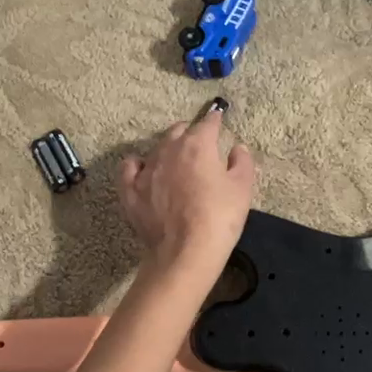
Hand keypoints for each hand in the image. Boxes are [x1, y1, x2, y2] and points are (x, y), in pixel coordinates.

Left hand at [119, 109, 255, 271]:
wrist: (186, 252)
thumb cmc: (220, 218)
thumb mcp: (242, 189)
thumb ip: (242, 162)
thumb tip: (237, 148)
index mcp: (197, 145)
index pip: (207, 124)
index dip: (214, 120)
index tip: (218, 119)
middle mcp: (169, 150)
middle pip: (179, 131)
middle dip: (190, 132)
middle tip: (199, 142)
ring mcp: (146, 170)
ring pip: (156, 148)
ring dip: (167, 148)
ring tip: (175, 157)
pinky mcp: (130, 190)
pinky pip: (130, 168)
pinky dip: (138, 164)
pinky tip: (143, 169)